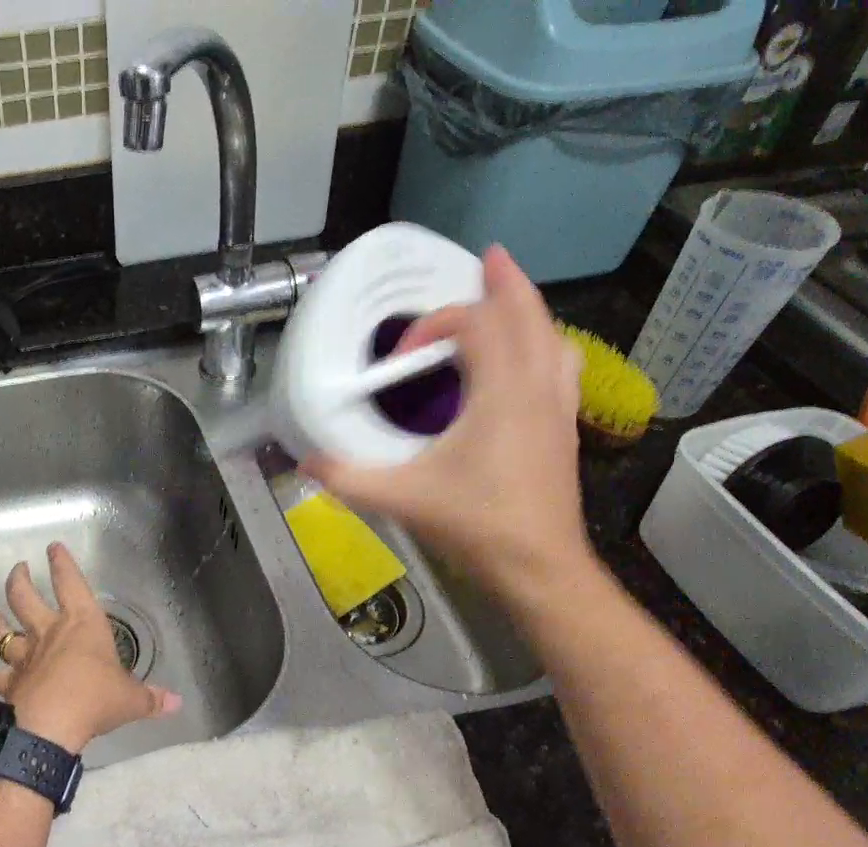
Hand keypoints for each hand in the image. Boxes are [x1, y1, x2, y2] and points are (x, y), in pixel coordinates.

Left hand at [0, 543, 180, 751]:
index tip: (53, 548)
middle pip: (24, 597)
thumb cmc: (96, 700)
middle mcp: (48, 633)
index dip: (62, 563)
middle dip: (19, 579)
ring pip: (2, 631)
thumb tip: (175, 702)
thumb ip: (151, 698)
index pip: (71, 583)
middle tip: (18, 569)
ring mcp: (24, 657)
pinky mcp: (9, 683)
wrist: (52, 726)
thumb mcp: (132, 699)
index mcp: (82, 625)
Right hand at [305, 246, 598, 608]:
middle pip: (528, 315)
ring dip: (530, 312)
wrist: (539, 566)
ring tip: (509, 298)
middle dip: (506, 285)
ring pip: (554, 338)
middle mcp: (537, 388)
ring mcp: (558, 407)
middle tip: (489, 258)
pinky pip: (562, 367)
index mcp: (501, 392)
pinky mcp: (564, 429)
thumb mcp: (400, 499)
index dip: (434, 326)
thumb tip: (304, 462)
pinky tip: (529, 359)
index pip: (476, 325)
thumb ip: (346, 477)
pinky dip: (545, 346)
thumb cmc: (475, 525)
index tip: (400, 359)